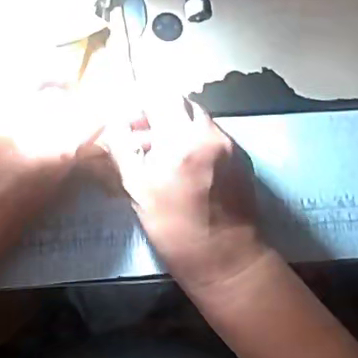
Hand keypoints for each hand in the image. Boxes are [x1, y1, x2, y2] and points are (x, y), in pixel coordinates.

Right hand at [104, 93, 272, 295]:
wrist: (227, 260)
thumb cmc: (175, 229)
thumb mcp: (137, 189)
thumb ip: (123, 150)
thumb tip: (115, 124)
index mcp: (183, 139)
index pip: (160, 98)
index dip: (140, 105)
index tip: (127, 122)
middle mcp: (211, 134)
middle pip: (182, 105)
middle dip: (159, 115)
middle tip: (141, 137)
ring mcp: (230, 145)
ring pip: (198, 121)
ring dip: (177, 129)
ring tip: (160, 155)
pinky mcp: (242, 160)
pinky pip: (212, 138)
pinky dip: (194, 142)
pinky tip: (183, 168)